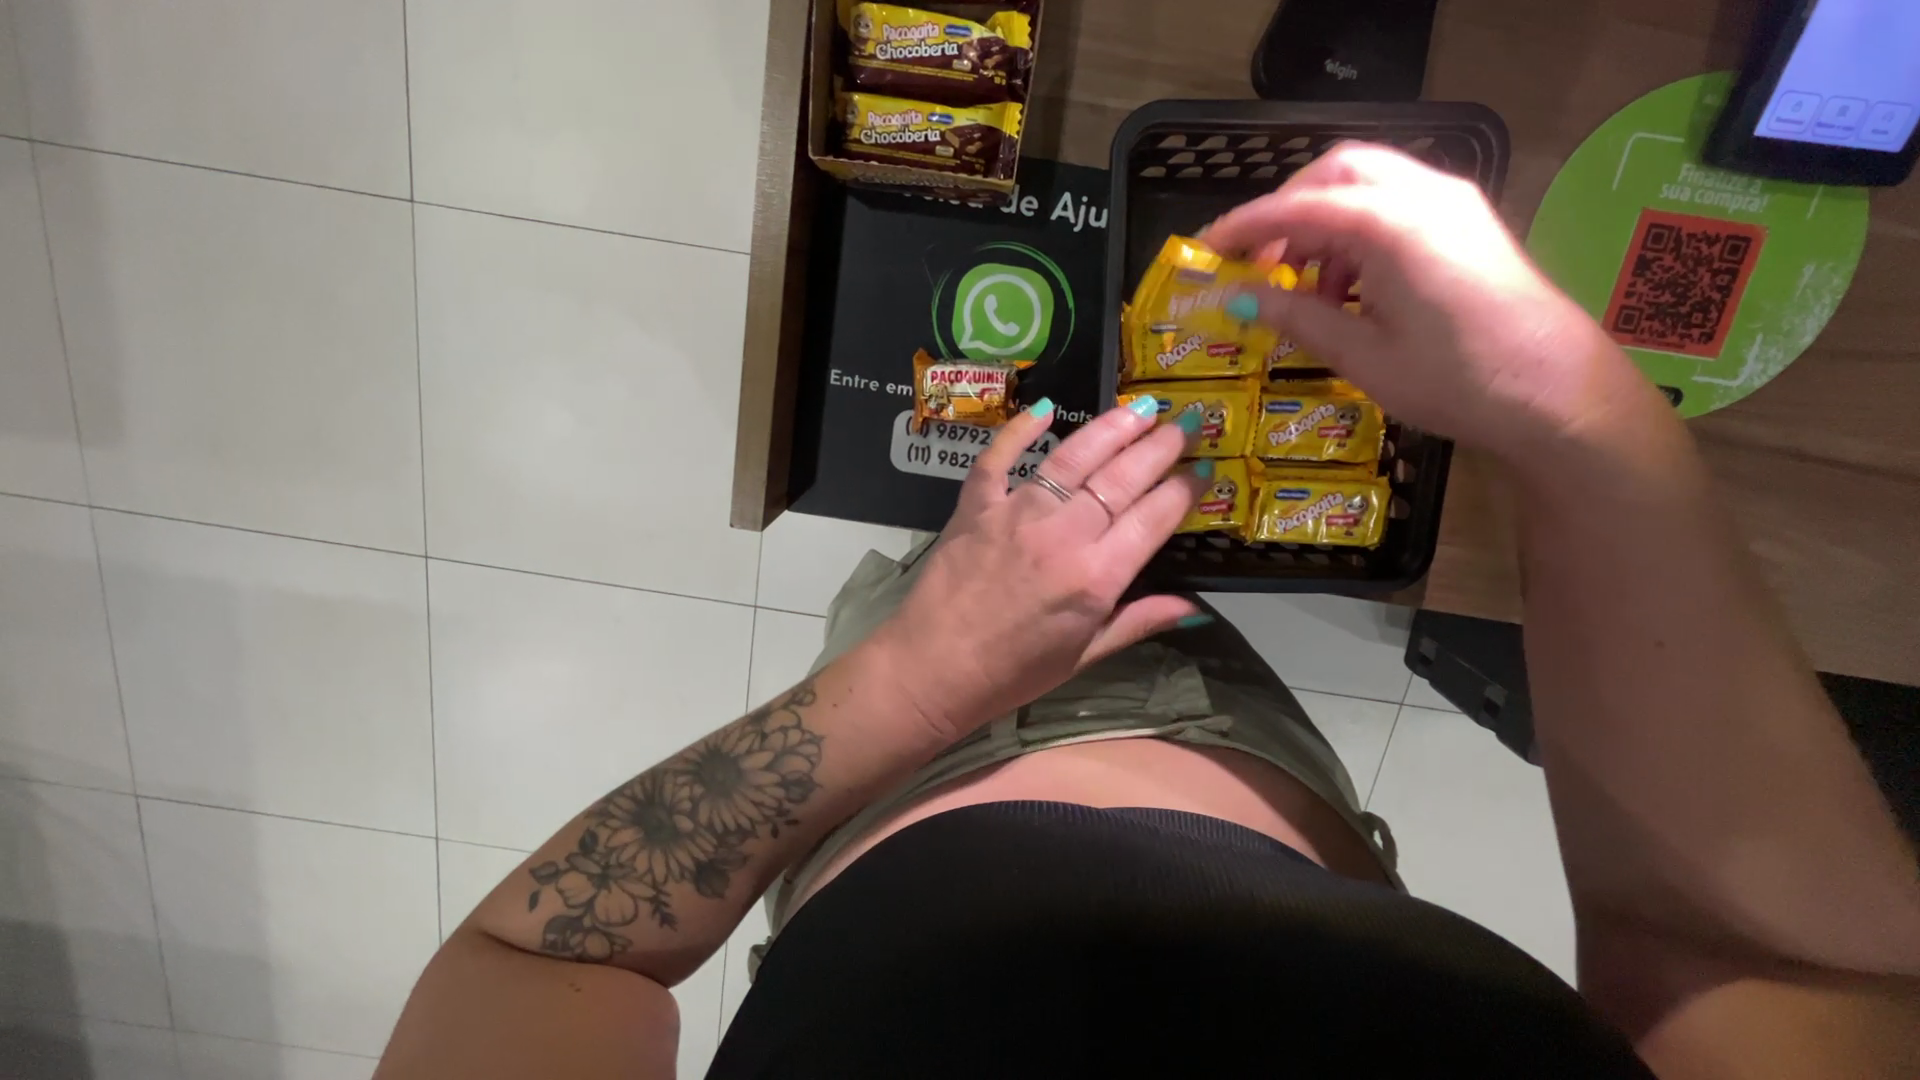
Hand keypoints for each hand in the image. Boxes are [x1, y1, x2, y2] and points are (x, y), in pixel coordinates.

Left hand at [869, 399, 1210, 742]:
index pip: (1153, 518)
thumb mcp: (1083, 656)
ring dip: (1111, 428)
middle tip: (1186, 420)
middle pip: (1122, 477)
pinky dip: (1020, 430)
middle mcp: (1063, 534)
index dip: (1184, 490)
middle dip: (1160, 446)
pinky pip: (999, 457)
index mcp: (1096, 577)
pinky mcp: (976, 505)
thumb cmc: (1013, 673)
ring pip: (1073, 457)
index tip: (1204, 469)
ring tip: (1140, 408)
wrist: (932, 669)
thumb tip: (1193, 608)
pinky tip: (1045, 408)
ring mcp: (1016, 513)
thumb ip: (1137, 622)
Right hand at [1201, 142, 1665, 465]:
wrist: (1557, 394)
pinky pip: (1394, 207)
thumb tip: (1236, 300)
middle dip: (1285, 210)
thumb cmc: (1454, 380)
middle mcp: (1424, 195)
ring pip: (1366, 186)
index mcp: (1392, 225)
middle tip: (1255, 262)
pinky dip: (1354, 235)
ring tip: (1299, 287)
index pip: (1298, 207)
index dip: (1244, 226)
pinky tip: (1346, 290)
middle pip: (1334, 173)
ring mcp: (1452, 204)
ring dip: (1320, 225)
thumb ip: (1295, 317)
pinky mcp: (1466, 225)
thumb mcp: (1361, 355)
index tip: (1203, 250)